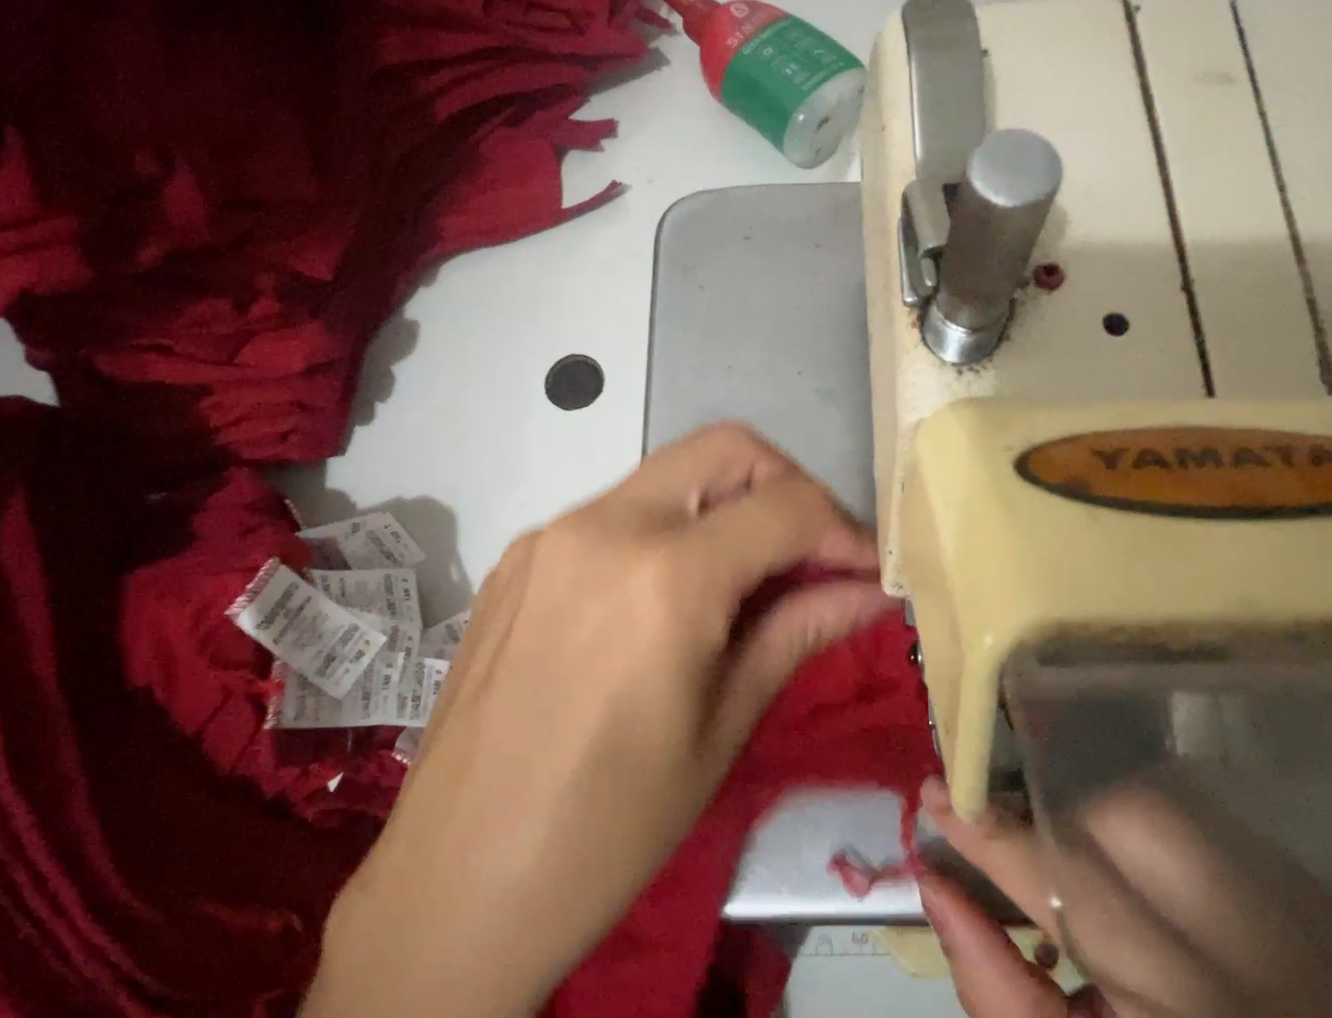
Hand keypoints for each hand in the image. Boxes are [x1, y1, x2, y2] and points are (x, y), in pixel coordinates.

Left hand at [305, 424, 897, 1017]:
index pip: (786, 506)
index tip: (872, 573)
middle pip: (724, 449)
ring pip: (667, 477)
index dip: (845, 532)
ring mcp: (550, 537)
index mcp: (665, 575)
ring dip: (727, 508)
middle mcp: (602, 525)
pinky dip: (667, 533)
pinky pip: (614, 516)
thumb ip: (799, 633)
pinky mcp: (518, 561)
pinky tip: (674, 602)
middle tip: (817, 556)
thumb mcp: (723, 727)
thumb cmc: (611, 827)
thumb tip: (873, 591)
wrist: (459, 883)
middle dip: (789, 487)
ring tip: (754, 583)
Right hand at [920, 776, 1331, 1017]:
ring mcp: (1288, 903)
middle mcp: (1248, 938)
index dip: (992, 830)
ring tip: (1061, 839)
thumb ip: (992, 983)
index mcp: (1180, 1002)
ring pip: (1162, 797)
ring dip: (1093, 801)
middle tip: (1003, 817)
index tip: (939, 795)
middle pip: (1123, 809)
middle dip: (1049, 796)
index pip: (1064, 878)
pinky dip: (1142, 822)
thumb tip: (935, 882)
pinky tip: (1125, 862)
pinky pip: (1198, 816)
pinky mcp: (1301, 886)